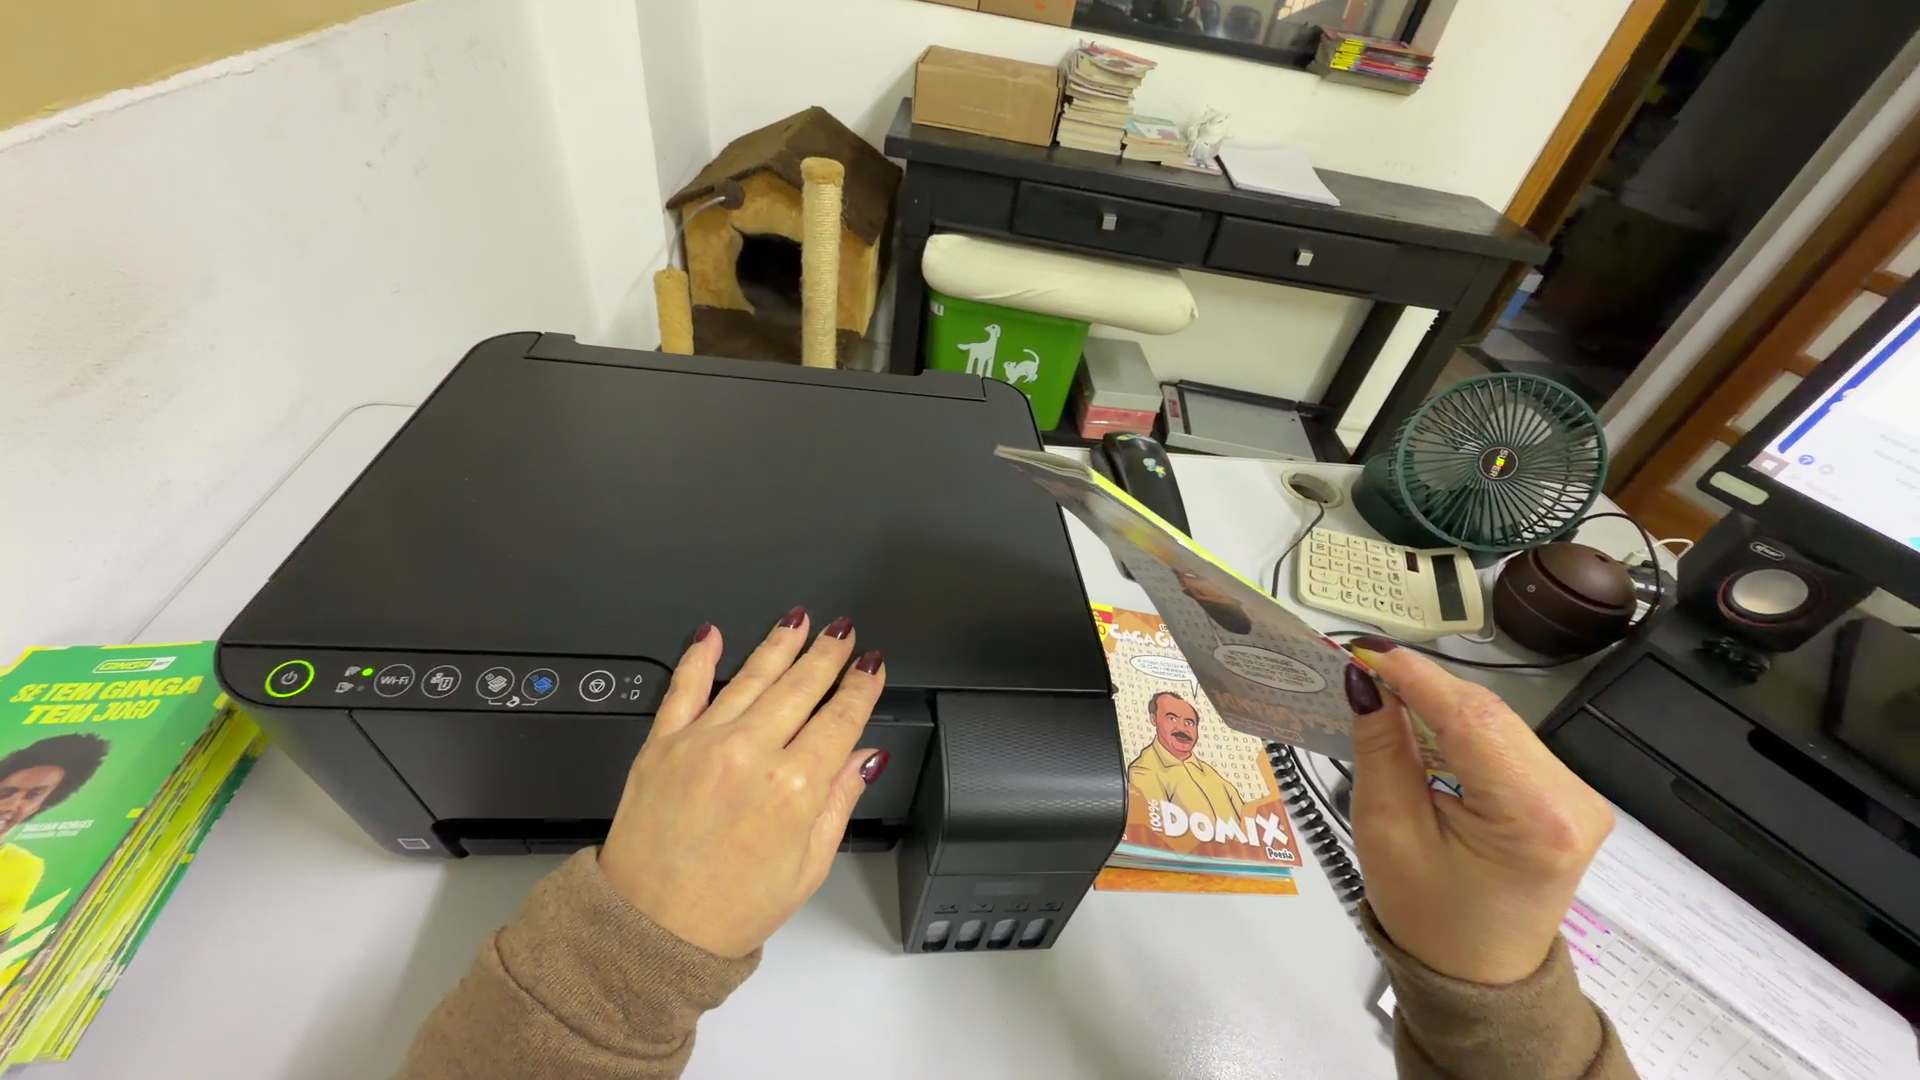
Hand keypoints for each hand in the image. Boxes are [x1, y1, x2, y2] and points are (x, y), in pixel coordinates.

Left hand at [599, 609, 889, 957]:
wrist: (648, 932)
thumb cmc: (728, 909)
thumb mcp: (808, 865)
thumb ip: (840, 800)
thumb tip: (865, 758)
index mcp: (794, 788)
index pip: (841, 717)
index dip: (862, 686)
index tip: (871, 667)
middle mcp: (750, 755)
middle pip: (803, 685)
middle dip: (828, 653)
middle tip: (842, 631)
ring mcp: (703, 744)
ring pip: (753, 675)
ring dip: (782, 642)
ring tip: (800, 620)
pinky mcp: (662, 744)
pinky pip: (684, 686)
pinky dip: (700, 656)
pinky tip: (713, 634)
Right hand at [1345, 638, 1612, 984]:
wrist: (1476, 970)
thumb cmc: (1424, 909)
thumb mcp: (1386, 827)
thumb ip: (1380, 748)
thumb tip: (1363, 683)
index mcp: (1532, 816)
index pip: (1469, 717)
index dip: (1413, 674)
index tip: (1362, 650)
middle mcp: (1571, 798)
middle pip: (1486, 713)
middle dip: (1421, 684)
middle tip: (1360, 668)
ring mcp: (1575, 795)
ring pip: (1494, 719)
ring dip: (1437, 701)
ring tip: (1380, 691)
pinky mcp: (1563, 794)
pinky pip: (1502, 738)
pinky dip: (1456, 722)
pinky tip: (1418, 720)